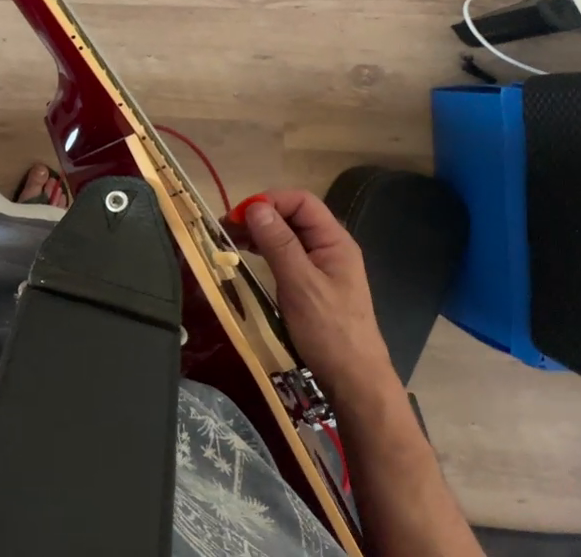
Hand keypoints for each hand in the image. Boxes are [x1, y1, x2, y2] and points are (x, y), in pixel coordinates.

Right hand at [236, 190, 397, 401]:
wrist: (353, 379)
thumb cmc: (329, 331)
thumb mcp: (300, 285)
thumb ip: (279, 244)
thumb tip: (254, 208)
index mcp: (335, 242)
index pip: (301, 202)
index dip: (268, 201)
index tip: (238, 217)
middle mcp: (329, 248)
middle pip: (292, 215)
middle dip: (259, 215)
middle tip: (226, 229)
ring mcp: (321, 266)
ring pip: (286, 234)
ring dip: (258, 232)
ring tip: (230, 241)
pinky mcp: (311, 282)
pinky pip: (284, 254)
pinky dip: (263, 249)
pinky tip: (247, 256)